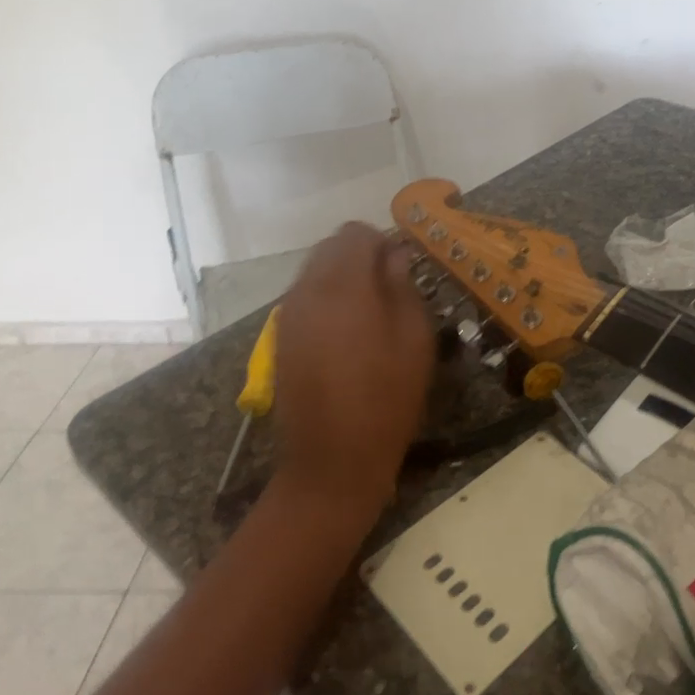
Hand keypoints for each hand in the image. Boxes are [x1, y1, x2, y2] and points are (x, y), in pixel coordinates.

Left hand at [272, 222, 435, 512]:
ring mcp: (288, 314)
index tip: (403, 268)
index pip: (355, 234)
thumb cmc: (387, 399)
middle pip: (330, 247)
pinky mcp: (281, 337)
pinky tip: (347, 332)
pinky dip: (326, 299)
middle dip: (360, 256)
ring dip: (342, 277)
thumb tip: (395, 255)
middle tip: (390, 288)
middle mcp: (307, 291)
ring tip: (370, 312)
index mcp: (342, 286)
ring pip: (314, 271)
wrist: (333, 460)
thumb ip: (402, 287)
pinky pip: (304, 297)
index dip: (382, 242)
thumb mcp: (414, 340)